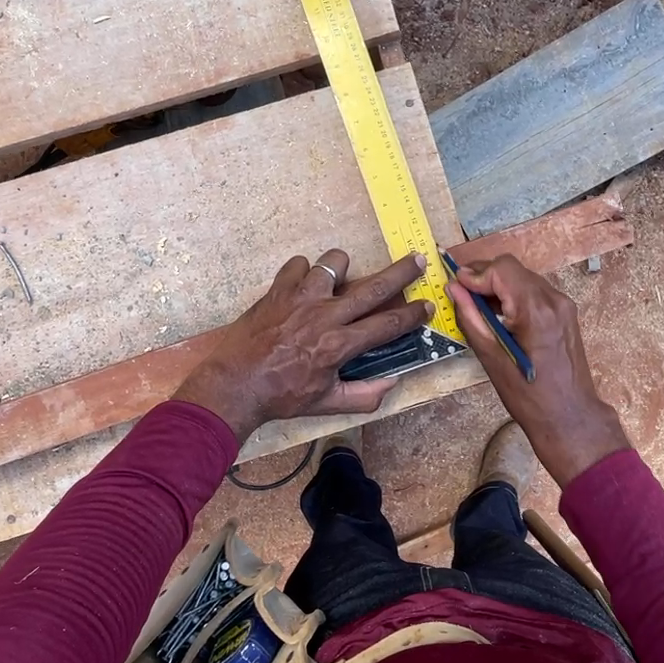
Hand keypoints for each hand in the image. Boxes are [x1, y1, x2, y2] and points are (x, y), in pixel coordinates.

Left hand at [173, 250, 432, 443]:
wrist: (235, 384)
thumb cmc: (282, 396)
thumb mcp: (326, 404)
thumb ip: (364, 396)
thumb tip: (392, 384)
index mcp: (340, 345)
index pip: (387, 325)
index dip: (412, 315)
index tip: (428, 305)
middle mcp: (325, 315)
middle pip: (372, 288)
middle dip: (400, 273)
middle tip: (418, 258)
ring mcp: (301, 298)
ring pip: (333, 263)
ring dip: (342, 268)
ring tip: (340, 278)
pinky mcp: (278, 290)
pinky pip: (299, 265)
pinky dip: (304, 272)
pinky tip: (303, 286)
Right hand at [447, 255, 629, 486]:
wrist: (570, 417)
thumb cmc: (528, 396)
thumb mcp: (491, 358)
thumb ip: (471, 317)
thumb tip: (455, 289)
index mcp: (536, 310)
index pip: (502, 269)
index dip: (474, 273)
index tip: (455, 285)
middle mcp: (554, 300)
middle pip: (513, 270)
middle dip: (484, 277)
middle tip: (461, 294)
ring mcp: (563, 305)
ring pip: (523, 278)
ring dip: (498, 286)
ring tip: (477, 307)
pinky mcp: (565, 313)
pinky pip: (534, 292)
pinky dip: (513, 296)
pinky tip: (499, 316)